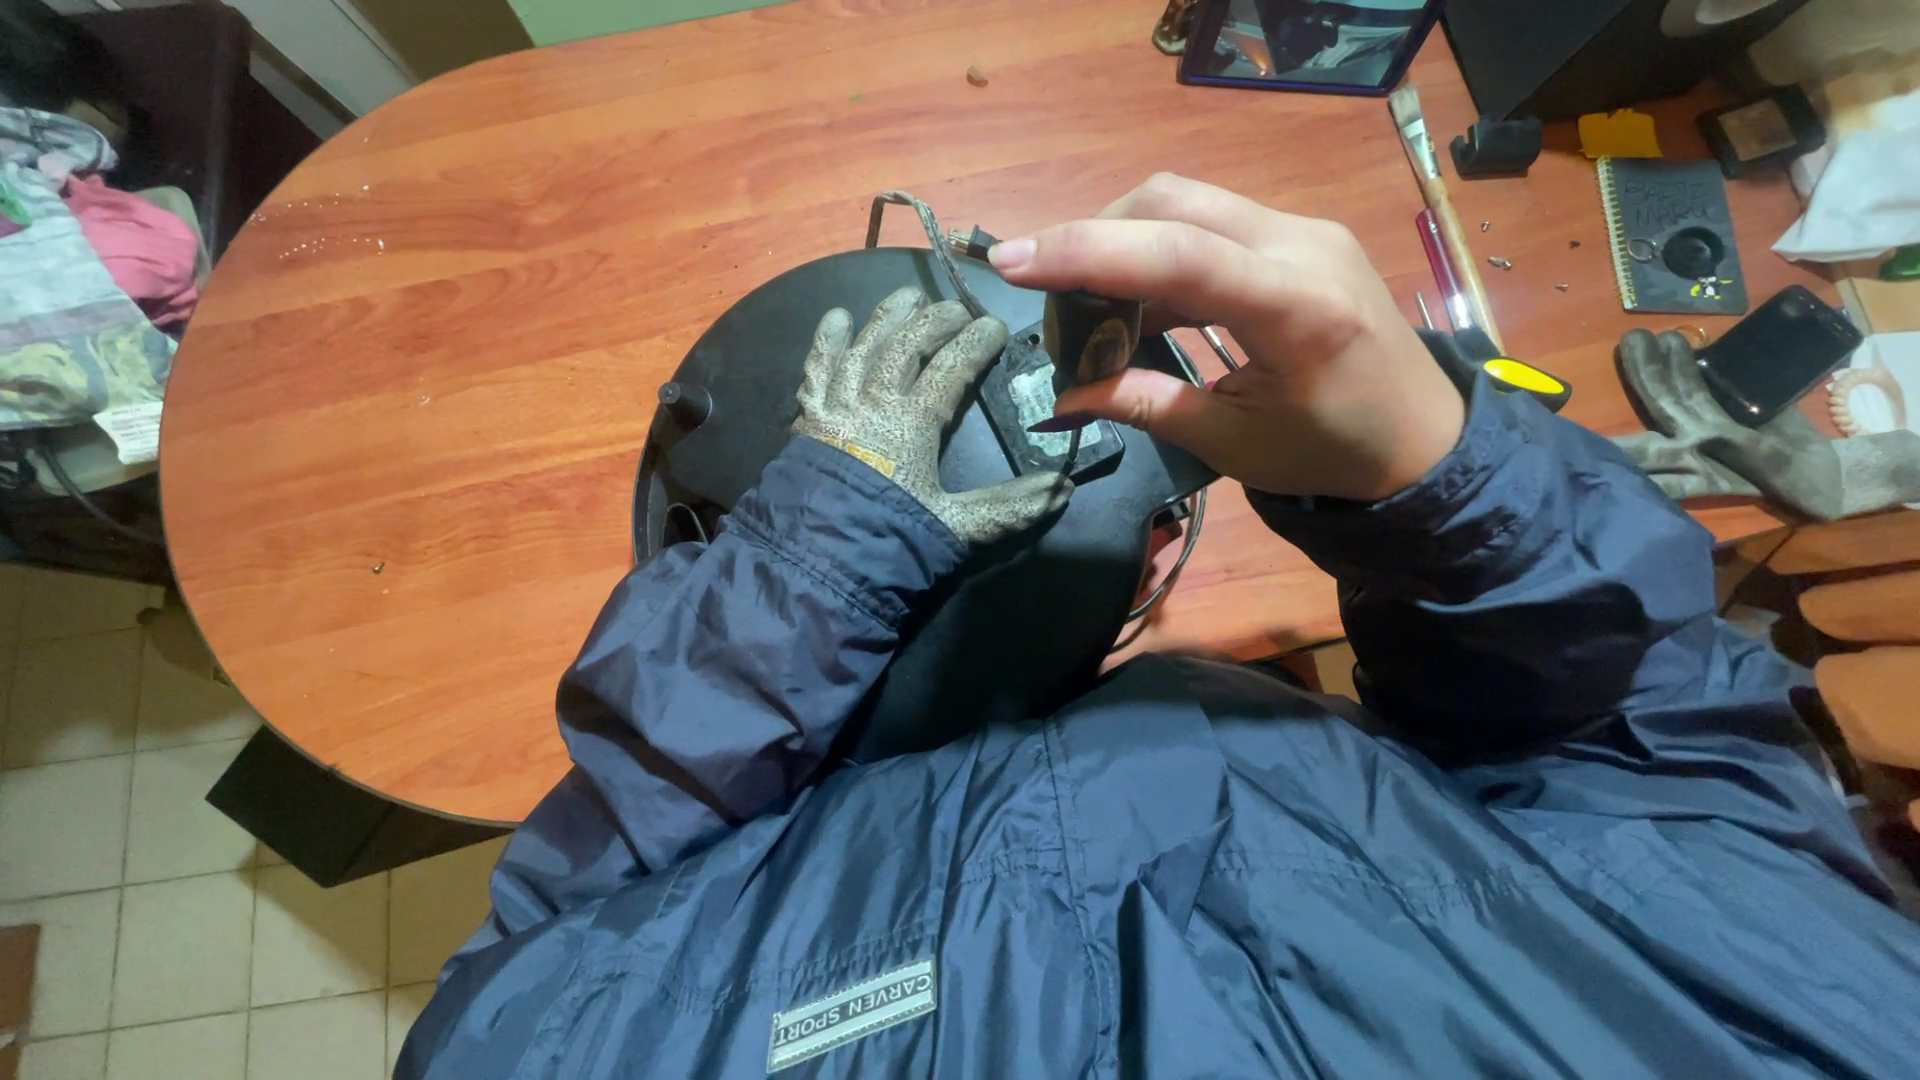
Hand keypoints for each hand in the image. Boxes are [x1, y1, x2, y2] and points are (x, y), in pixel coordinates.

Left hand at [794, 286, 1072, 543]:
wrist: (817, 559)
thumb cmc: (889, 538)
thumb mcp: (957, 527)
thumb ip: (1010, 507)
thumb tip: (1063, 489)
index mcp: (912, 422)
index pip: (951, 367)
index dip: (976, 342)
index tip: (995, 326)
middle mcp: (873, 401)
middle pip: (906, 344)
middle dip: (936, 320)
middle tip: (958, 311)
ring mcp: (837, 405)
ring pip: (863, 346)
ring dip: (886, 317)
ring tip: (908, 296)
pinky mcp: (809, 418)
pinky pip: (816, 368)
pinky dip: (826, 341)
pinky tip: (838, 318)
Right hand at [989, 174, 1463, 501]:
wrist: (1422, 439)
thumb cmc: (1330, 453)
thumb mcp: (1230, 442)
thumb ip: (1145, 406)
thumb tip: (1063, 398)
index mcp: (1296, 307)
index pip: (1176, 254)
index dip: (1087, 252)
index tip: (1012, 265)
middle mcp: (1302, 245)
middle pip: (1172, 202)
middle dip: (1094, 238)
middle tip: (1049, 295)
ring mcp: (1303, 231)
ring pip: (1187, 204)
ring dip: (1122, 245)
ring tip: (1088, 309)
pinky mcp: (1297, 237)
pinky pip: (1209, 225)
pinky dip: (1157, 256)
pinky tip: (1137, 304)